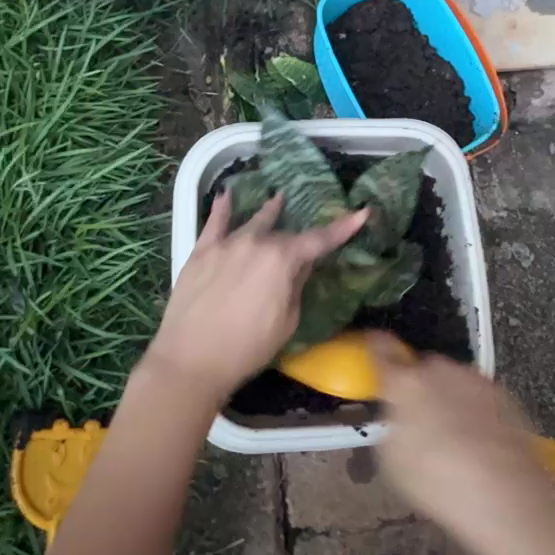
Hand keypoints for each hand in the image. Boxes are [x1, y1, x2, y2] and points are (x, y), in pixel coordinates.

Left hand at [142, 194, 366, 404]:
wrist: (191, 359)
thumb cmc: (247, 348)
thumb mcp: (286, 322)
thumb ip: (296, 286)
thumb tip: (301, 264)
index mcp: (282, 259)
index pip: (319, 240)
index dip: (343, 227)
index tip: (363, 211)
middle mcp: (256, 242)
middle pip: (284, 235)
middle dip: (298, 237)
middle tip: (309, 236)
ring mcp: (226, 244)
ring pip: (253, 222)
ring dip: (268, 211)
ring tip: (278, 198)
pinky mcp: (201, 252)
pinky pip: (214, 223)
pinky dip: (222, 209)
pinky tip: (226, 196)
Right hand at [371, 336, 554, 554]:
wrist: (507, 492)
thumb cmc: (440, 480)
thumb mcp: (392, 462)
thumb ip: (389, 425)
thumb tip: (395, 417)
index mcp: (404, 382)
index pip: (380, 347)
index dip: (375, 348)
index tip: (372, 350)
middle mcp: (439, 369)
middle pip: (422, 369)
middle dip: (419, 388)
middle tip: (420, 423)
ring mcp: (474, 378)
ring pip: (453, 381)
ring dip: (449, 399)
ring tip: (455, 440)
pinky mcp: (503, 392)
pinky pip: (478, 396)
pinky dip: (475, 410)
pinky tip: (480, 444)